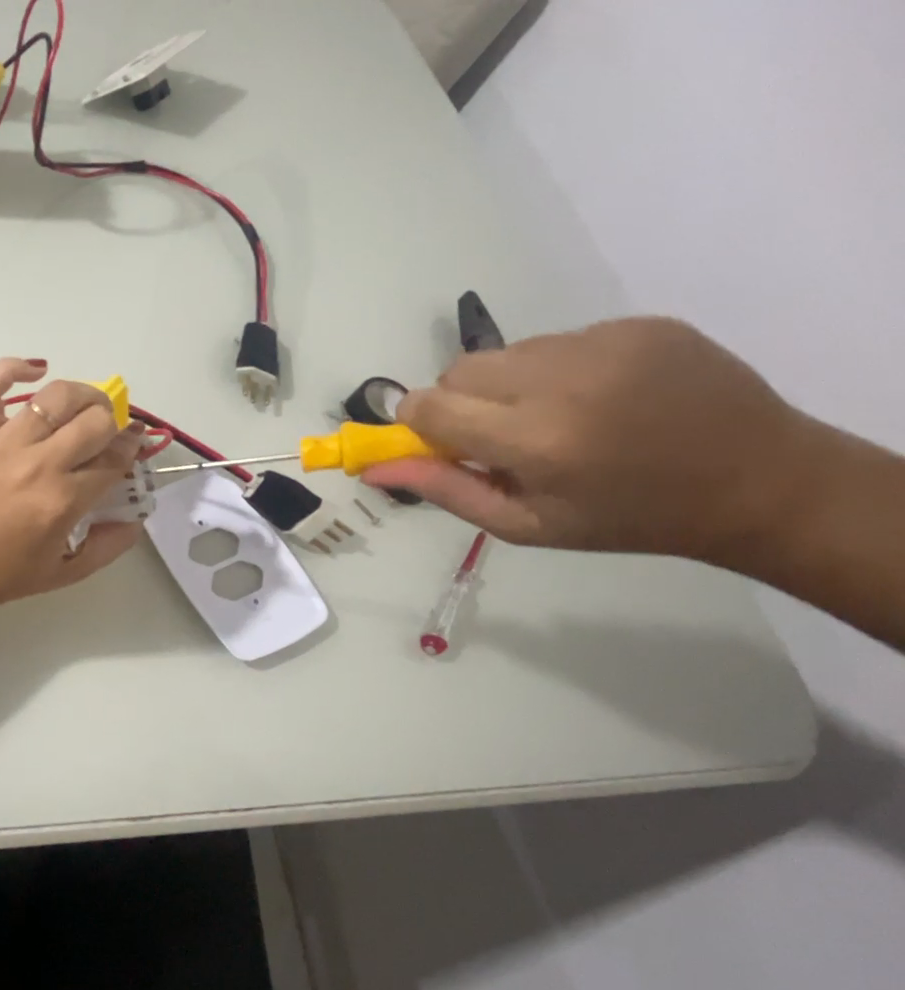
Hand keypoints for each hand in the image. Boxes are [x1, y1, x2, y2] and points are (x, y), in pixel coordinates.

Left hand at [0, 358, 148, 612]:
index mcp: (63, 500)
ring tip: (87, 407)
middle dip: (114, 425)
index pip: (114, 460)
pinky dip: (10, 370)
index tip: (132, 451)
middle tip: (110, 437)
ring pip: (56, 397)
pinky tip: (34, 369)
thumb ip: (108, 546)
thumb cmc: (6, 574)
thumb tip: (135, 518)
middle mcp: (39, 463)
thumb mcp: (67, 572)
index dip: (130, 452)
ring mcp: (5, 445)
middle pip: (94, 422)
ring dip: (83, 396)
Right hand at [364, 318, 818, 562]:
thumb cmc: (628, 518)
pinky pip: (560, 339)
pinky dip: (560, 368)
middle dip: (462, 402)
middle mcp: (562, 379)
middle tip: (502, 435)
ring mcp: (604, 343)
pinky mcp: (637, 323)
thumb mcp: (527, 524)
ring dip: (510, 383)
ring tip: (560, 416)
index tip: (439, 443)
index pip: (428, 406)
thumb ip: (445, 489)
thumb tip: (374, 465)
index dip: (419, 424)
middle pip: (459, 371)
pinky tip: (603, 397)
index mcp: (535, 439)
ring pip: (508, 352)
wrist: (757, 480)